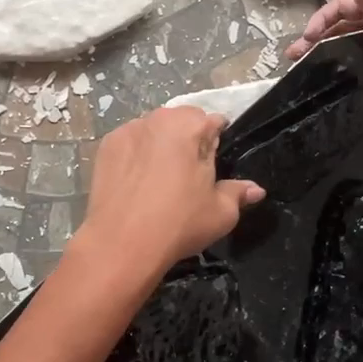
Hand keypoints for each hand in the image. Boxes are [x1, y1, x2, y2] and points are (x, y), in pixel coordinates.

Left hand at [76, 106, 265, 273]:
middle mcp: (159, 118)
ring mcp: (129, 129)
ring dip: (160, 145)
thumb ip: (239, 193)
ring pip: (153, 130)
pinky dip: (135, 155)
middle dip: (187, 140)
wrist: (121, 243)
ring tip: (159, 180)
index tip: (212, 167)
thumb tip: (256, 190)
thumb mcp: (221, 213)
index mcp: (191, 125)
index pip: (213, 121)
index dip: (216, 142)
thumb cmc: (179, 223)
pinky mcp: (106, 145)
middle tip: (188, 176)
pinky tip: (135, 182)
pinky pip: (130, 143)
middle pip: (181, 121)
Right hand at [284, 0, 362, 107]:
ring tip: (306, 76)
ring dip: (328, 62)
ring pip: (350, 55)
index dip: (321, 20)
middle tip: (294, 58)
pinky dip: (352, 82)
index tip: (307, 37)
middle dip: (315, 43)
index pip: (341, 9)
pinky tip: (334, 91)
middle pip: (341, 33)